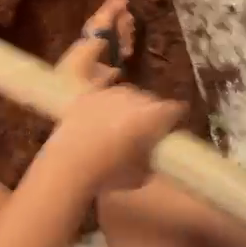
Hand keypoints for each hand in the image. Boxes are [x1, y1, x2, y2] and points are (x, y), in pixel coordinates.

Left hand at [40, 86, 186, 192]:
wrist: (71, 162)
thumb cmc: (111, 173)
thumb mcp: (142, 174)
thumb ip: (151, 159)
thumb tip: (151, 156)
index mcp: (156, 114)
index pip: (175, 109)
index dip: (173, 119)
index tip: (170, 127)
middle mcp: (137, 97)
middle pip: (148, 101)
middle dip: (147, 114)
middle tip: (140, 133)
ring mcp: (110, 93)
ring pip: (126, 93)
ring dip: (126, 105)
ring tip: (119, 122)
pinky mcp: (87, 93)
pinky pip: (98, 81)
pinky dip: (101, 86)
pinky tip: (101, 71)